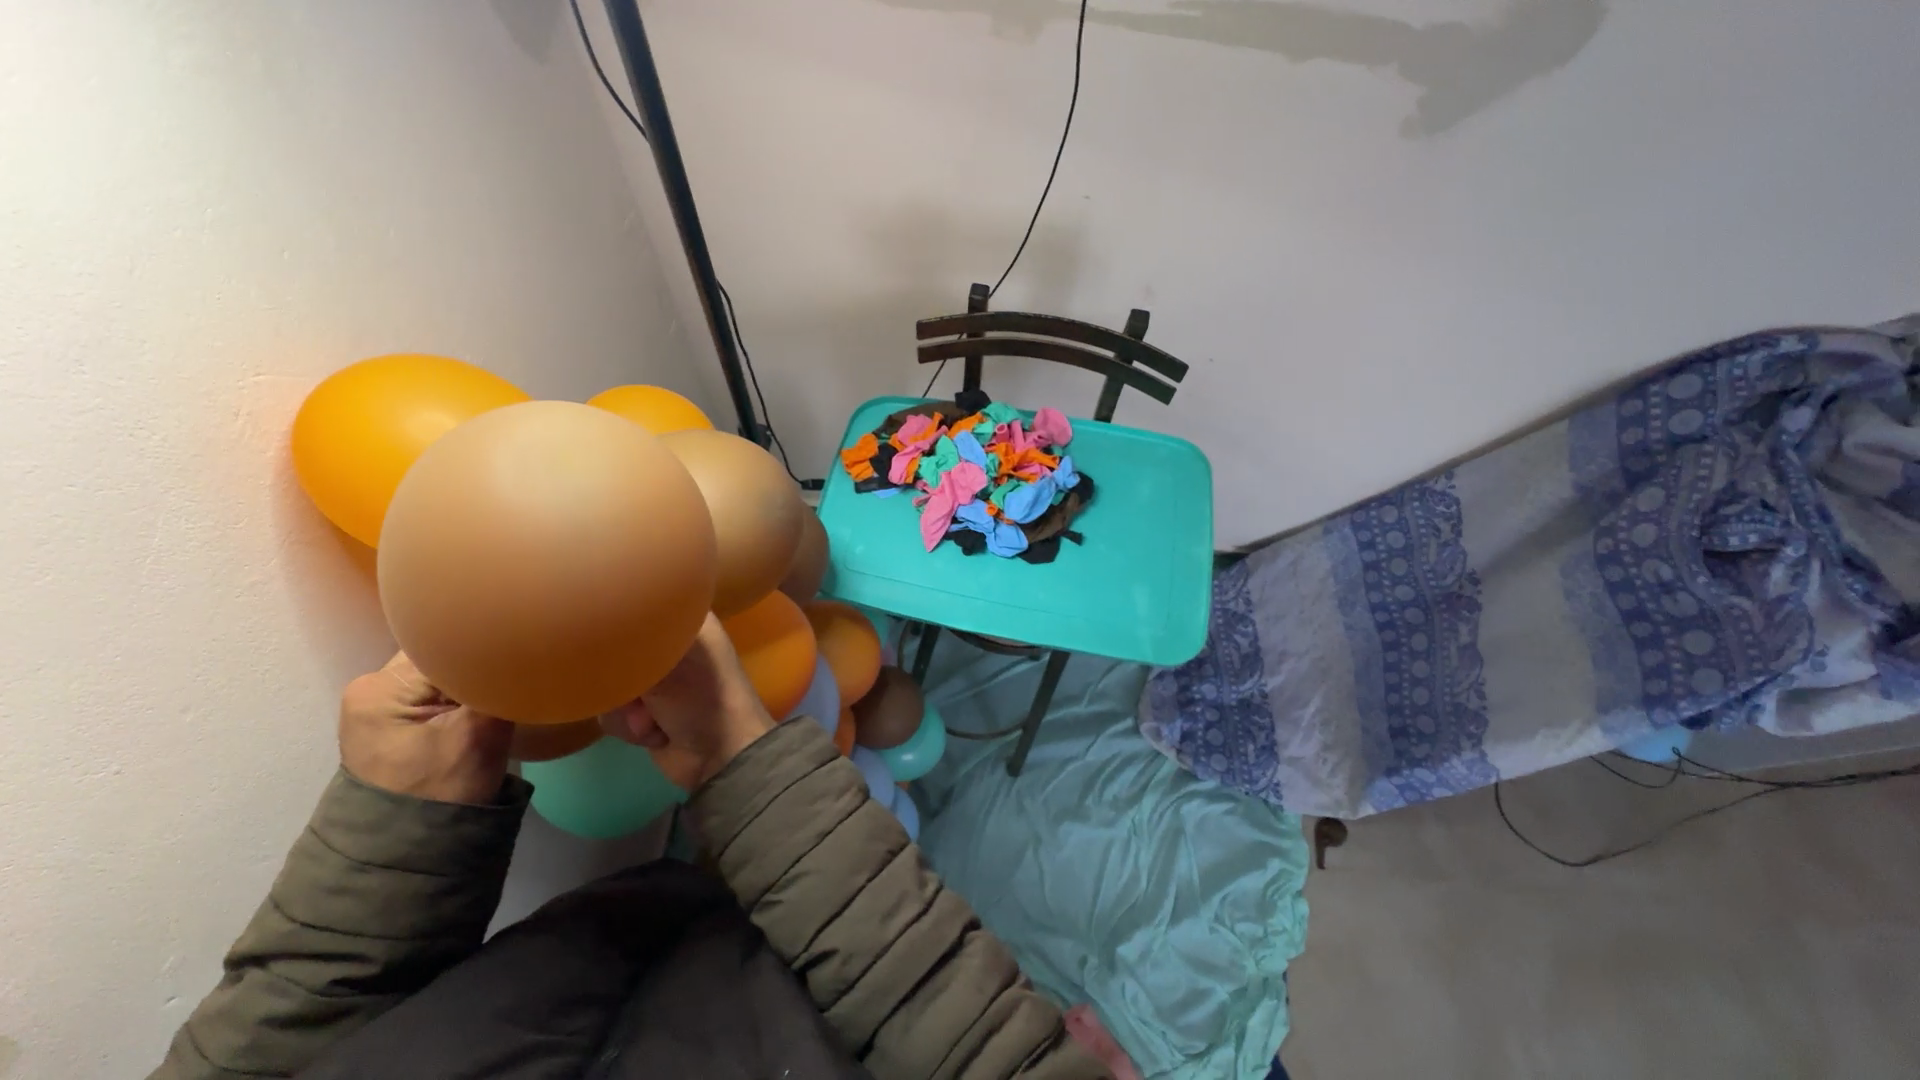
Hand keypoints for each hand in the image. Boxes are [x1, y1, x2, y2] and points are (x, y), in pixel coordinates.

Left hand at [339, 652, 514, 804]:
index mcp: (380, 687)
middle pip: (438, 655)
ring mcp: (378, 706)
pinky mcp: (393, 722)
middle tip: (514, 670)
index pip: (442, 644)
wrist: (412, 851)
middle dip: (477, 662)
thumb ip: (496, 685)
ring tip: (502, 686)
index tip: (516, 654)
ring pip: (439, 672)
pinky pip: (434, 691)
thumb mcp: (479, 734)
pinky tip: (483, 704)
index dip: (483, 648)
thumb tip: (520, 650)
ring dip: (471, 679)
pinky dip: (461, 694)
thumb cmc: (442, 791)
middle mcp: (371, 688)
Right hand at [602, 615, 776, 790]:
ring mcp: (654, 681)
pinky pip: (611, 712)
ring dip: (626, 708)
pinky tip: (653, 735)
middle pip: (615, 647)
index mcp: (686, 621)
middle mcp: (669, 646)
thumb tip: (594, 622)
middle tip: (637, 691)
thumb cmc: (704, 698)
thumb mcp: (669, 660)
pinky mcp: (642, 713)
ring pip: (608, 682)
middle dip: (621, 677)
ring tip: (649, 719)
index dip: (621, 615)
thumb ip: (630, 640)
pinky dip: (629, 727)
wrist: (719, 757)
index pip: (642, 601)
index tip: (608, 631)